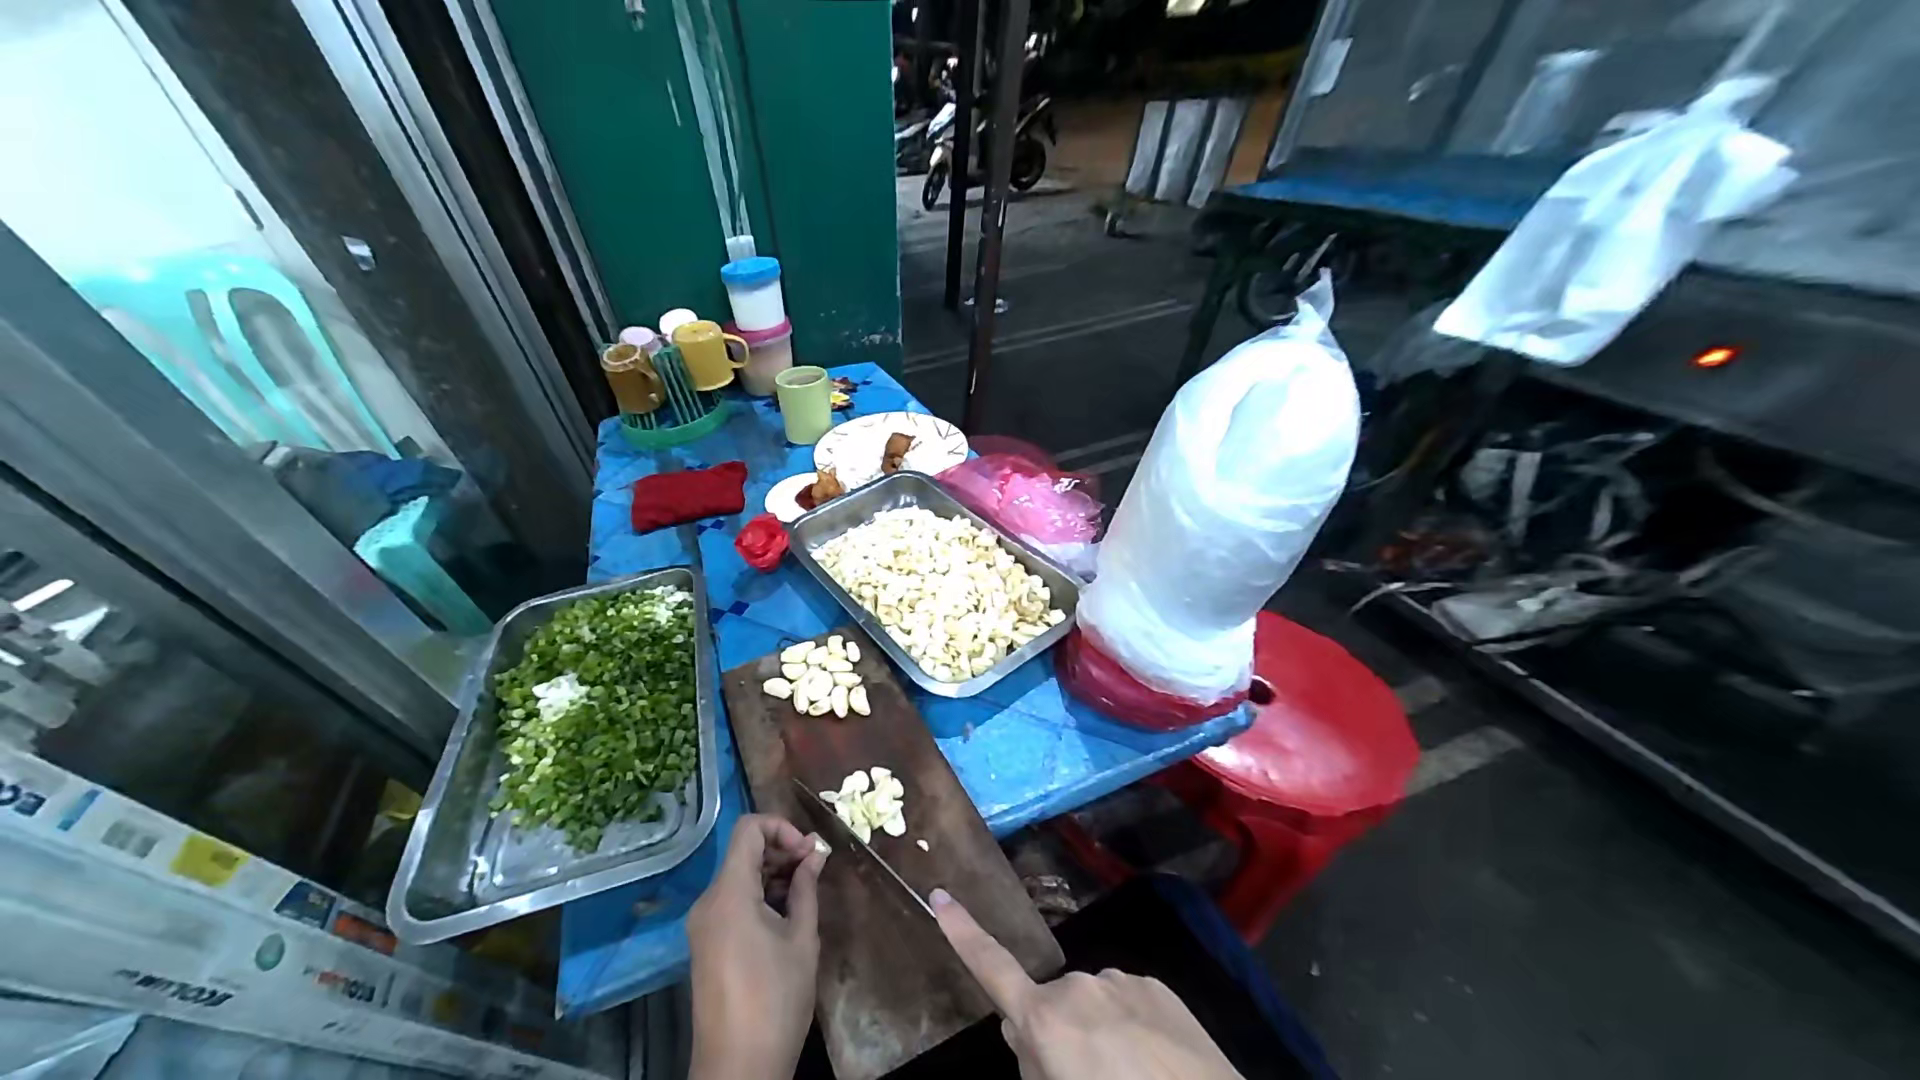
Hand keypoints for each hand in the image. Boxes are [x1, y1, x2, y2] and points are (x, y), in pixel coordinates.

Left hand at [688, 814, 828, 1079]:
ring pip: (739, 875)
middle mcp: (708, 901)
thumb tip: (815, 853)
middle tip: (816, 867)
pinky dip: (760, 894)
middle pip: (743, 851)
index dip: (781, 828)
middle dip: (782, 850)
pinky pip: (733, 900)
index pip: (748, 829)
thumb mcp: (801, 938)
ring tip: (806, 890)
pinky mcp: (706, 942)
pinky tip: (787, 912)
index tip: (808, 850)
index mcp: (728, 894)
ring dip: (773, 872)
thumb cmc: (776, 1000)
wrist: (737, 1069)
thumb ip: (806, 887)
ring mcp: (703, 923)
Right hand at [931, 888, 1243, 1079]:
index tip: (940, 894)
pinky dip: (1128, 1024)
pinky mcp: (1155, 984)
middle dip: (1054, 1030)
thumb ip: (1032, 1061)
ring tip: (1127, 1073)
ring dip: (1096, 1028)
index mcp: (1047, 1020)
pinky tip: (1152, 1059)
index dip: (962, 932)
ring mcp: (1120, 980)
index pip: (992, 968)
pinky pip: (1125, 1000)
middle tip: (1081, 1076)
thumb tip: (1020, 1029)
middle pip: (1049, 1003)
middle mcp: (1078, 986)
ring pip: (1090, 1002)